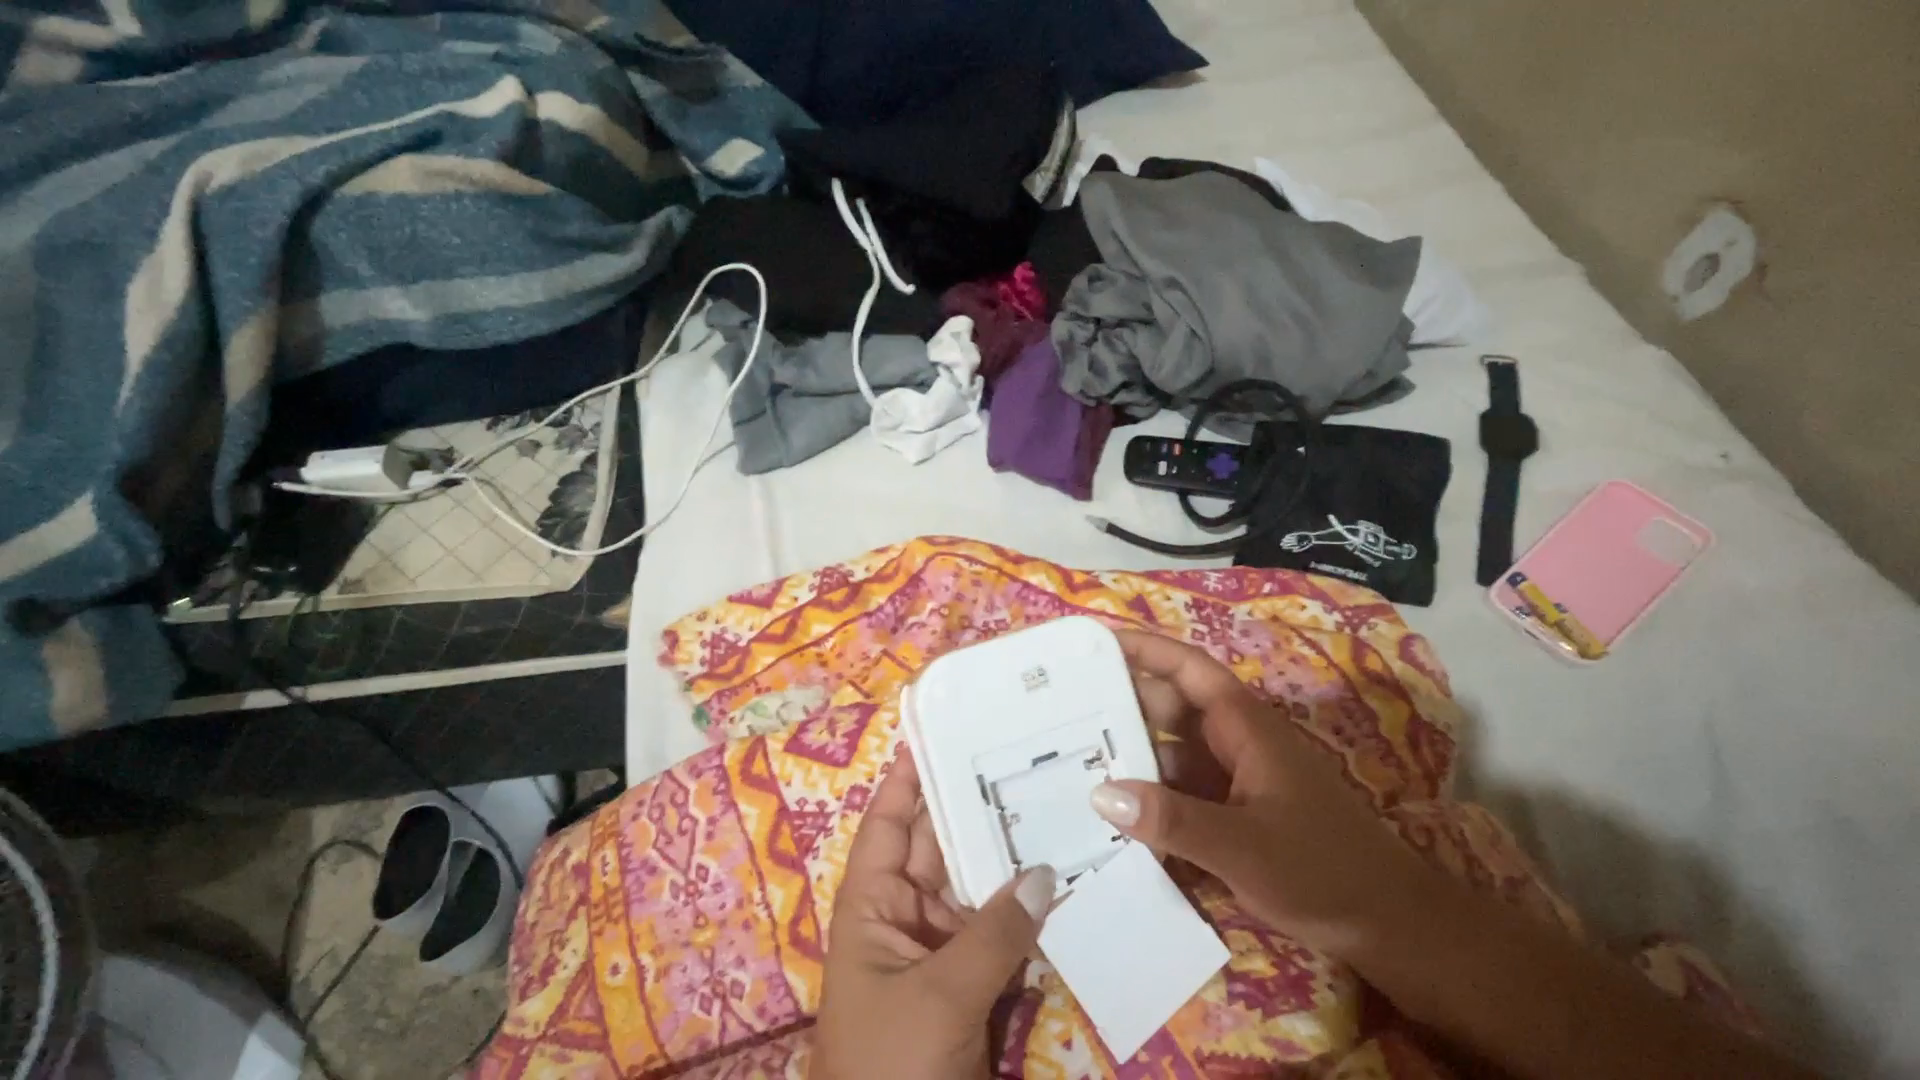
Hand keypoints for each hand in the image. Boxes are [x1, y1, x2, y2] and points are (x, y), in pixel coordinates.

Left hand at [813, 749, 1054, 1079]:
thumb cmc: (890, 1064)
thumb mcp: (938, 996)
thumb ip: (994, 933)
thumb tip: (1045, 871)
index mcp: (873, 903)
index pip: (889, 821)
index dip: (911, 775)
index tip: (946, 727)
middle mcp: (907, 913)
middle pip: (941, 845)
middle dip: (977, 804)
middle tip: (1026, 752)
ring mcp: (943, 947)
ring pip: (979, 885)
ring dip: (1012, 852)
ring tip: (1058, 797)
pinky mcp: (975, 981)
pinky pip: (1004, 930)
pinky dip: (1031, 905)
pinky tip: (1069, 870)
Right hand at [1092, 630, 1438, 957]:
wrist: (1387, 925)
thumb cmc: (1323, 869)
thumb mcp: (1244, 846)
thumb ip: (1174, 820)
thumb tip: (1100, 793)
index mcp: (1245, 727)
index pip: (1187, 669)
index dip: (1143, 649)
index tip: (1091, 643)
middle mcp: (1234, 743)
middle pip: (1167, 710)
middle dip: (1118, 705)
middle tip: (1055, 712)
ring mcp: (1231, 780)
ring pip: (1168, 755)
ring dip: (1127, 757)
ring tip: (1065, 761)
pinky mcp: (1229, 814)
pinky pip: (1177, 794)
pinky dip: (1146, 798)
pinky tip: (1107, 815)